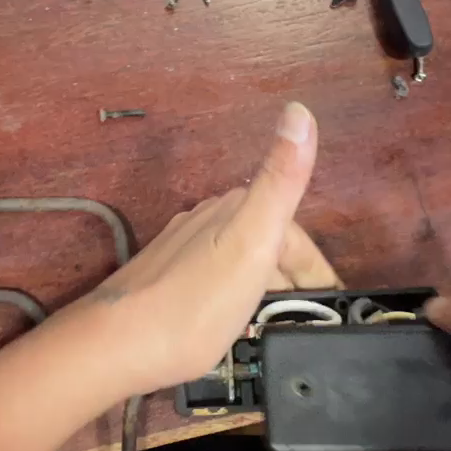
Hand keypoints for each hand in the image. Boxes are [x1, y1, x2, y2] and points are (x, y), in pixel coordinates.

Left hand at [56, 101, 338, 397]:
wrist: (120, 341)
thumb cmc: (196, 299)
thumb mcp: (253, 240)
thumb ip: (281, 178)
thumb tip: (298, 109)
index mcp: (234, 208)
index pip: (296, 234)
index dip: (318, 272)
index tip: (331, 308)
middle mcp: (208, 218)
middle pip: (269, 244)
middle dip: (293, 279)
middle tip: (305, 321)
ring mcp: (185, 246)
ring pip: (243, 260)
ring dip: (266, 288)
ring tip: (274, 324)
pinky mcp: (168, 276)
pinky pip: (218, 277)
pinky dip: (238, 296)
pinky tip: (233, 319)